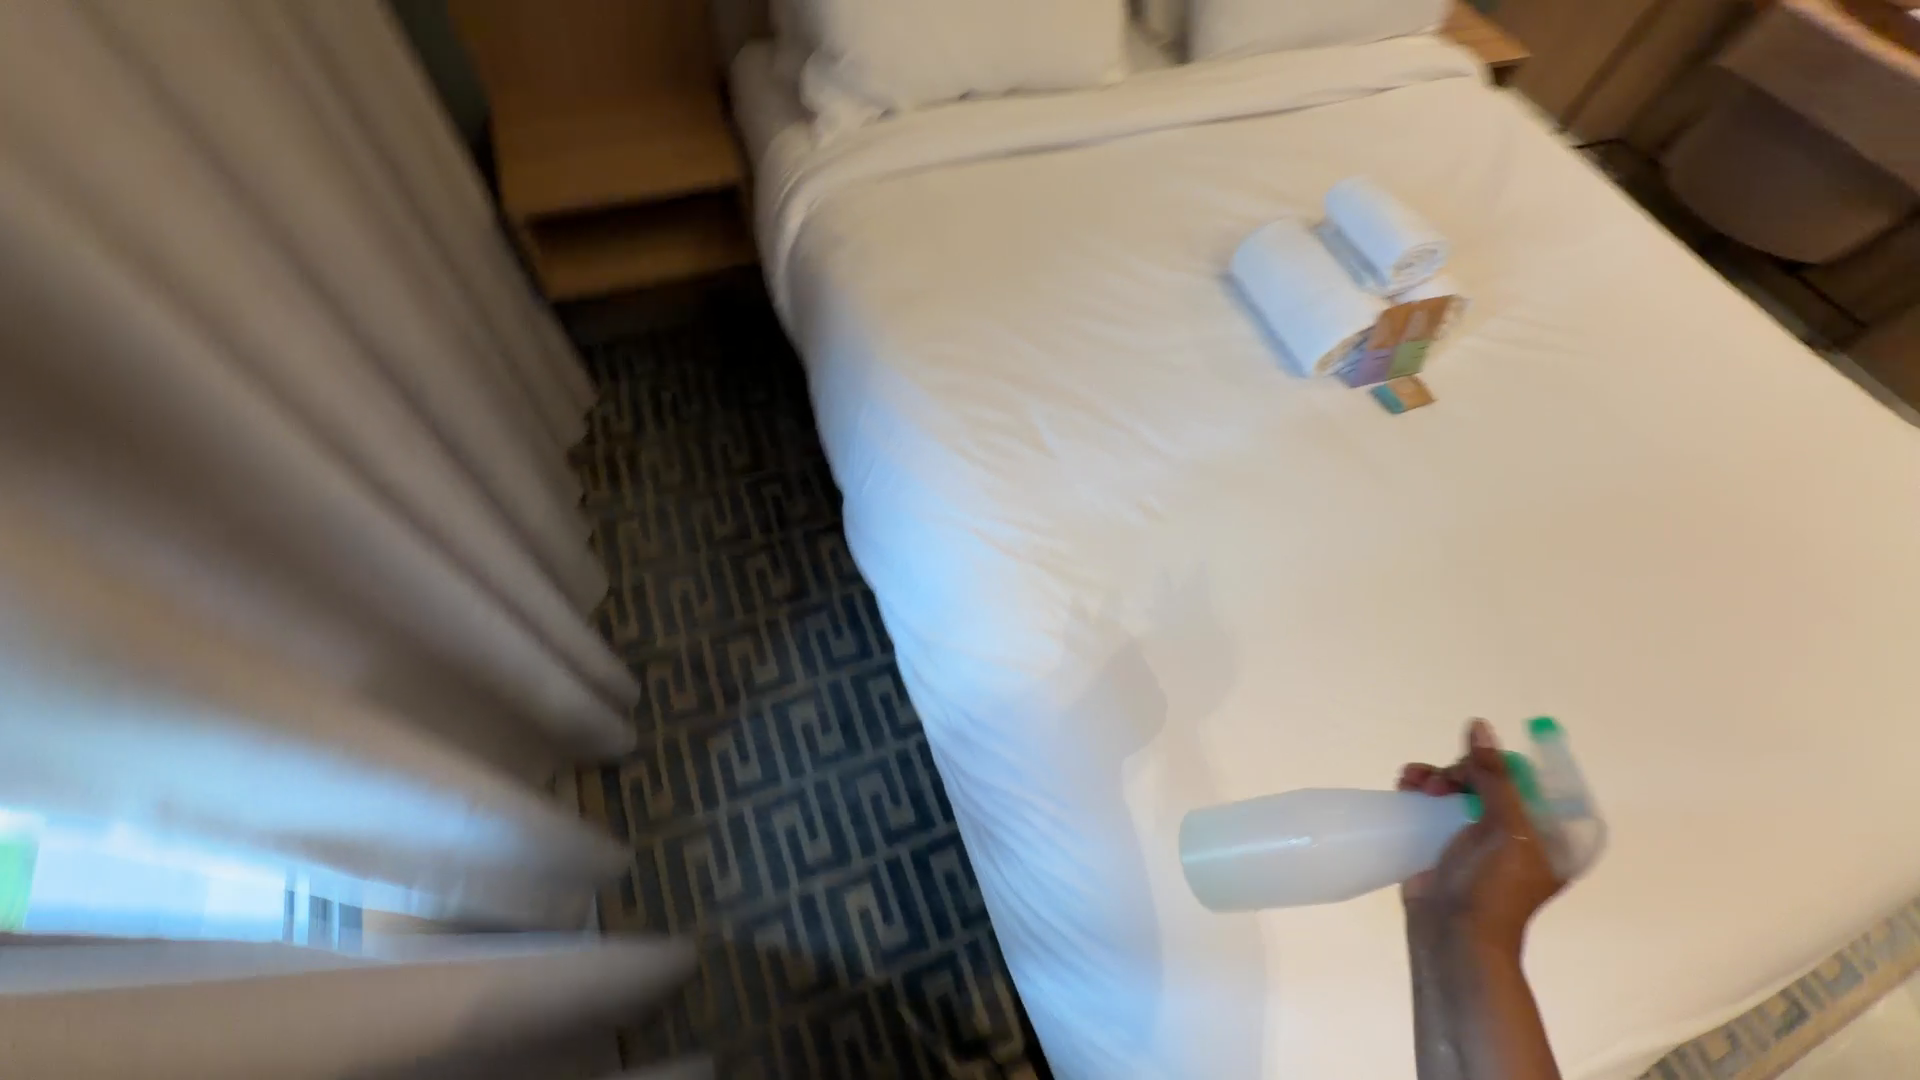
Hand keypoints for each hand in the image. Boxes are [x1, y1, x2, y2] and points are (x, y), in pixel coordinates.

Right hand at [1397, 720, 1564, 954]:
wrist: (1453, 933)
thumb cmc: (1494, 887)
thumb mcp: (1506, 829)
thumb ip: (1496, 777)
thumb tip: (1479, 725)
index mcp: (1548, 833)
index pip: (1530, 779)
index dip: (1501, 765)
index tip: (1474, 768)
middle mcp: (1516, 830)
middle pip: (1488, 777)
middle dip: (1460, 769)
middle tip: (1441, 783)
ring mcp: (1477, 835)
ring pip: (1457, 785)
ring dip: (1434, 775)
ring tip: (1415, 782)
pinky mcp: (1443, 840)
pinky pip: (1434, 801)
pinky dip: (1419, 786)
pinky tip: (1405, 784)